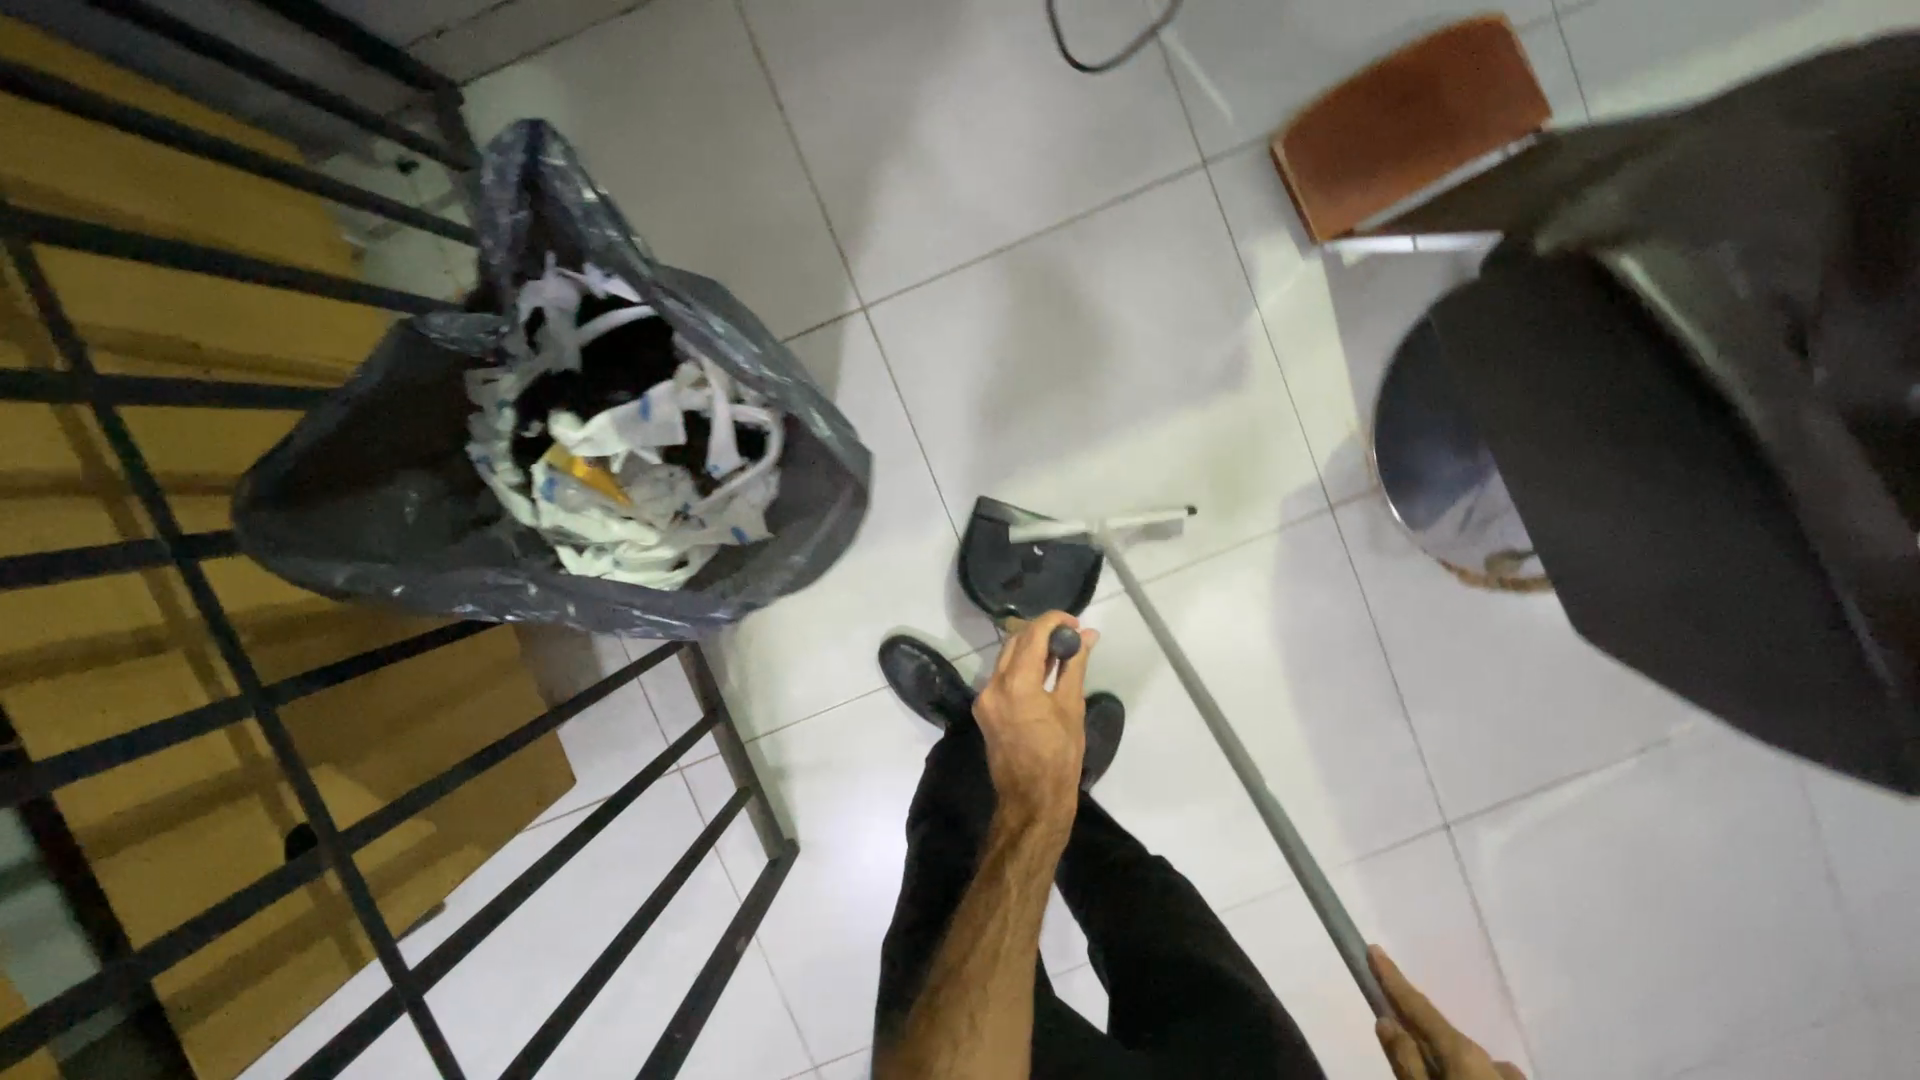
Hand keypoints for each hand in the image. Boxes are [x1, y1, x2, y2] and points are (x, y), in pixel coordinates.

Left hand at [973, 612, 1099, 834]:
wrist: (1032, 800)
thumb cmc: (1060, 756)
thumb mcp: (1072, 706)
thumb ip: (1075, 665)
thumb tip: (1088, 635)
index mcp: (1016, 684)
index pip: (1033, 634)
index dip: (1054, 621)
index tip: (1075, 622)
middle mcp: (993, 686)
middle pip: (1015, 642)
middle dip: (1041, 632)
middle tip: (1070, 636)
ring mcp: (985, 698)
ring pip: (1006, 658)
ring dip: (1031, 649)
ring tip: (1061, 652)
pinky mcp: (984, 710)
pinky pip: (1002, 677)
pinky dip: (1022, 668)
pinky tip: (1044, 672)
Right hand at [1370, 946, 1525, 1079]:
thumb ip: (1405, 1061)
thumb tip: (1387, 1021)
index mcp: (1462, 1053)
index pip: (1418, 1006)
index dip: (1393, 979)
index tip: (1374, 948)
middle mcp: (1491, 1060)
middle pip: (1444, 1037)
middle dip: (1419, 1032)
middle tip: (1397, 1033)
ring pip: (1470, 1064)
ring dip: (1448, 1065)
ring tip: (1433, 1077)